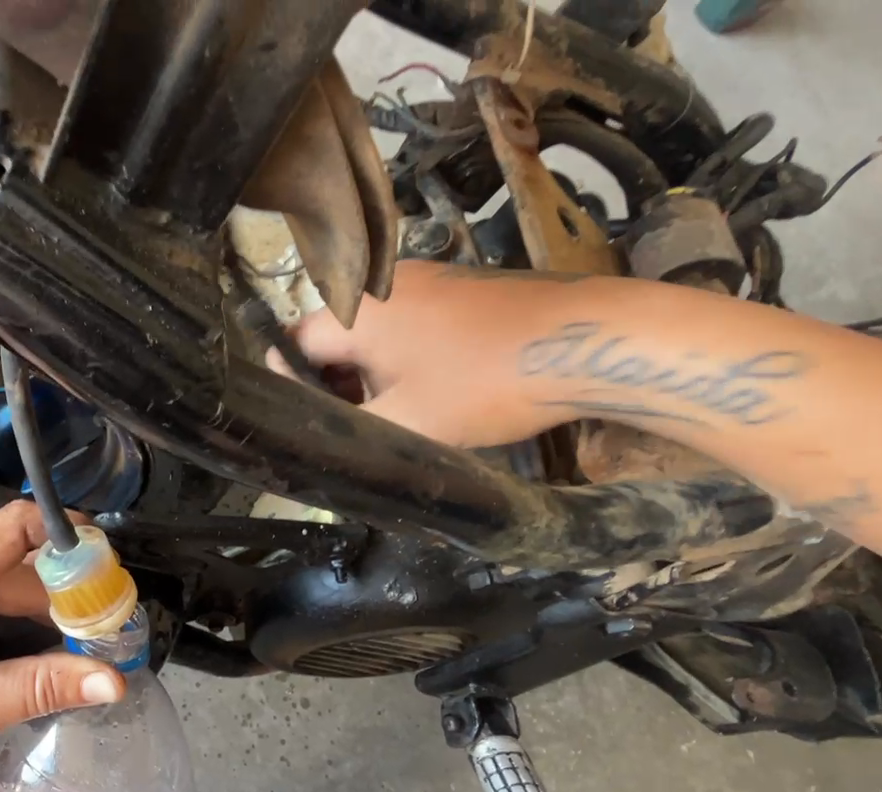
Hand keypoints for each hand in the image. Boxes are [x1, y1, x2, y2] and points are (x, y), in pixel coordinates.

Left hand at [0, 501, 125, 791]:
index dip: (68, 534)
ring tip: (97, 642)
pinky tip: (50, 652)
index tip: (114, 567)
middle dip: (69, 587)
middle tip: (118, 625)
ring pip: (1, 588)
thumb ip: (43, 686)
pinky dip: (18, 625)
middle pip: (15, 562)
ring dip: (46, 611)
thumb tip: (116, 680)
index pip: (13, 526)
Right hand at [272, 261, 595, 447]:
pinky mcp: (456, 284)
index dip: (295, 389)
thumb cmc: (485, 385)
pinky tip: (432, 384)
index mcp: (355, 312)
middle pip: (330, 338)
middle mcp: (380, 284)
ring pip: (368, 333)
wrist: (590, 343)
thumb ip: (338, 423)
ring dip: (369, 372)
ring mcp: (422, 278)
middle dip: (334, 383)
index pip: (292, 348)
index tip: (316, 422)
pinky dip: (402, 355)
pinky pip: (404, 322)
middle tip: (359, 424)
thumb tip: (306, 423)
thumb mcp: (401, 423)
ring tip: (399, 409)